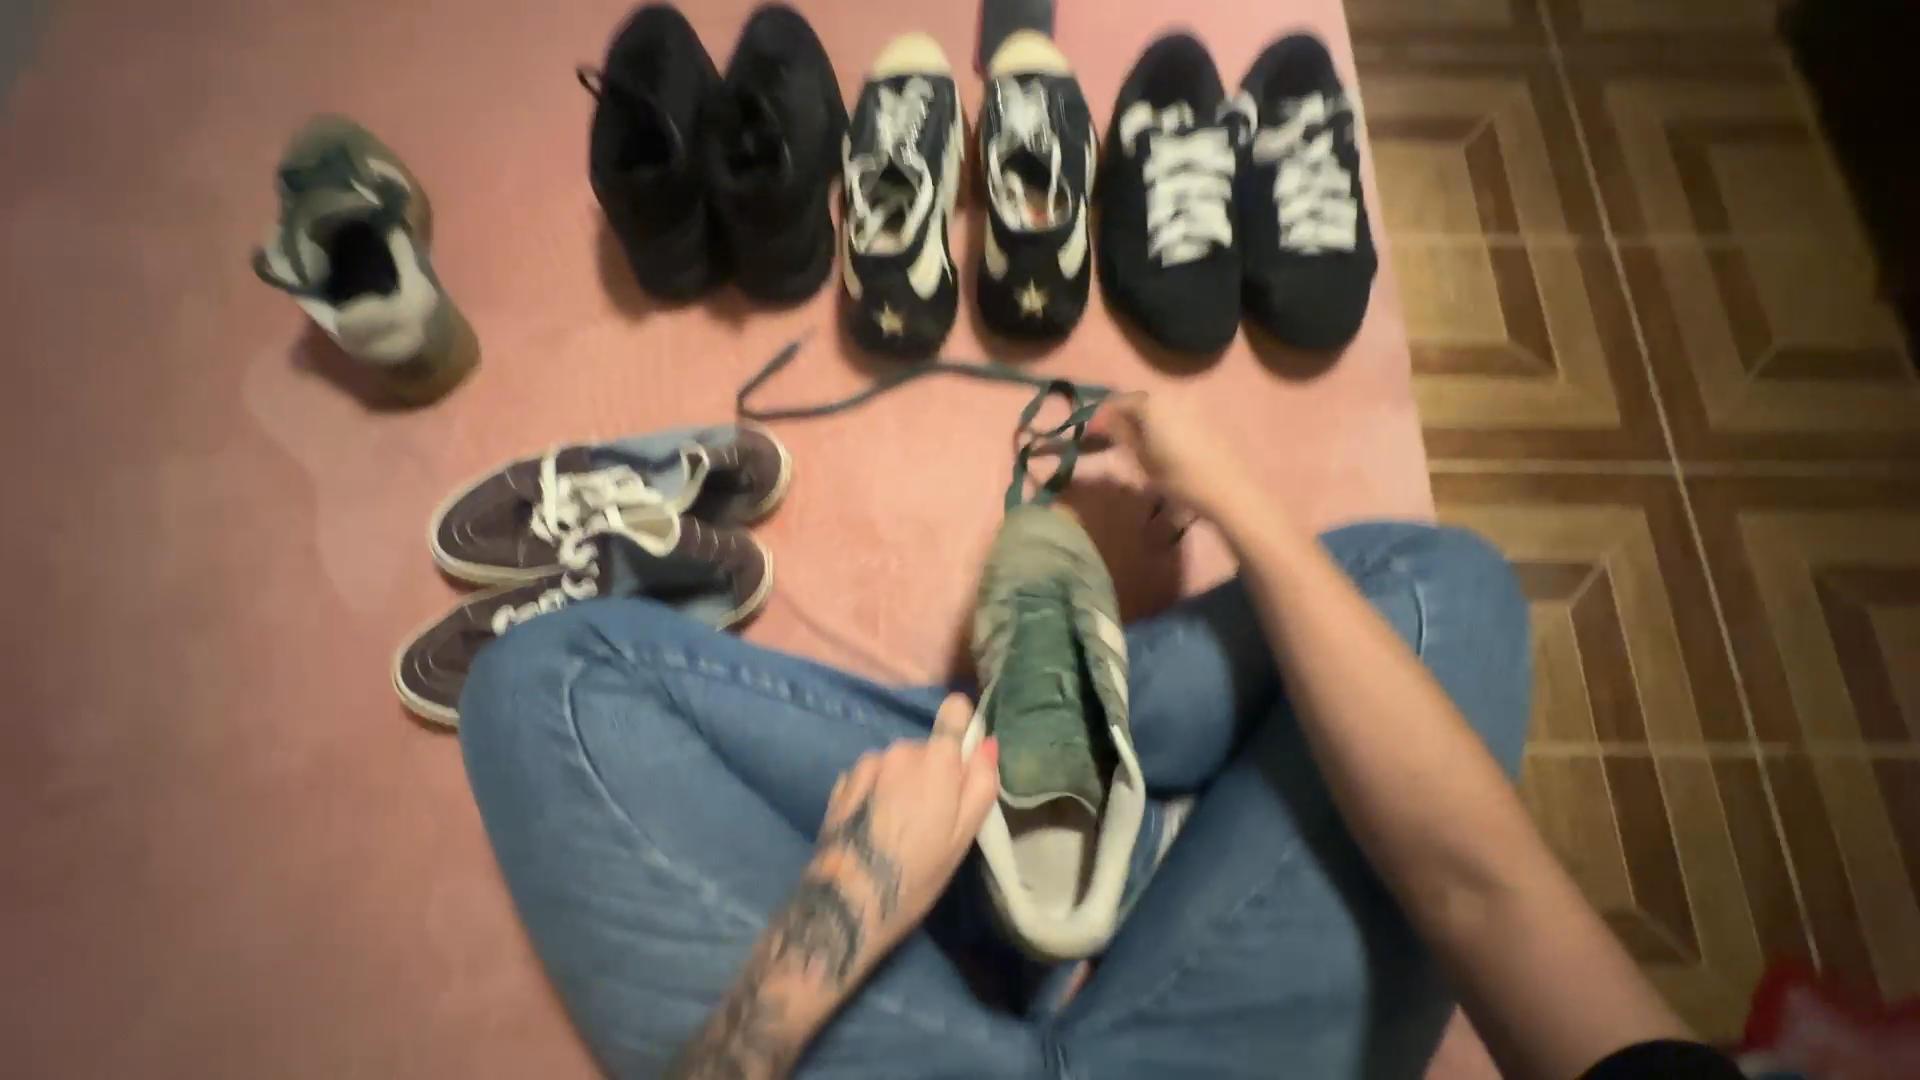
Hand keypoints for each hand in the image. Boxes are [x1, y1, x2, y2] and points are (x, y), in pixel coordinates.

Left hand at [810, 695, 999, 963]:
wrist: (847, 901)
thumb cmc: (917, 871)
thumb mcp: (963, 835)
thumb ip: (981, 782)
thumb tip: (987, 742)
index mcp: (935, 758)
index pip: (954, 710)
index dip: (961, 728)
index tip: (962, 760)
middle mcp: (900, 750)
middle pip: (927, 746)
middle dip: (932, 771)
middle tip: (931, 818)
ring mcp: (867, 764)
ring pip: (898, 762)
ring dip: (902, 782)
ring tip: (899, 827)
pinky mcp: (843, 782)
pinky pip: (872, 775)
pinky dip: (876, 792)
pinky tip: (874, 827)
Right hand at [1090, 392, 1257, 522]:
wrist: (1227, 490)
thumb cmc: (1178, 477)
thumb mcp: (1141, 459)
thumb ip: (1119, 434)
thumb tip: (1101, 421)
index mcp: (1151, 403)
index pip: (1116, 402)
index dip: (1099, 417)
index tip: (1087, 435)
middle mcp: (1170, 395)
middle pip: (1136, 401)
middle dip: (1119, 417)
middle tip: (1107, 438)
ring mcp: (1190, 404)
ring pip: (1155, 408)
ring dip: (1139, 421)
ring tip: (1130, 443)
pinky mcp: (1204, 417)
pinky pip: (1172, 414)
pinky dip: (1158, 424)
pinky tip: (1156, 443)